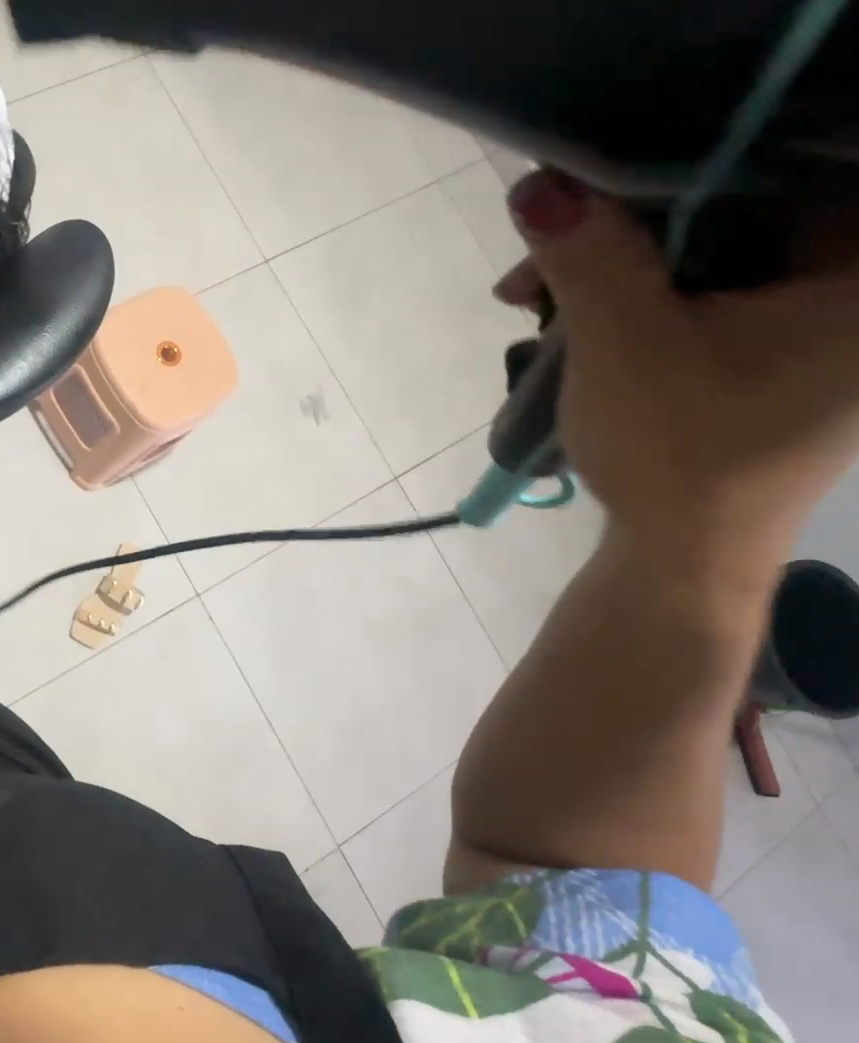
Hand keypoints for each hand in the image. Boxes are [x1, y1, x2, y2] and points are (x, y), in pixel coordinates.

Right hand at [498, 171, 858, 563]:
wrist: (683, 550)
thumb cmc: (676, 447)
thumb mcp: (621, 343)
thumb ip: (587, 256)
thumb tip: (538, 181)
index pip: (786, 167)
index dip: (684, 167)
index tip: (595, 191)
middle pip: (744, 209)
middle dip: (631, 228)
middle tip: (546, 256)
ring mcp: (830, 319)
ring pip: (720, 250)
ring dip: (624, 265)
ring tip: (540, 301)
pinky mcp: (787, 346)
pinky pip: (716, 289)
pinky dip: (647, 295)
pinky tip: (582, 321)